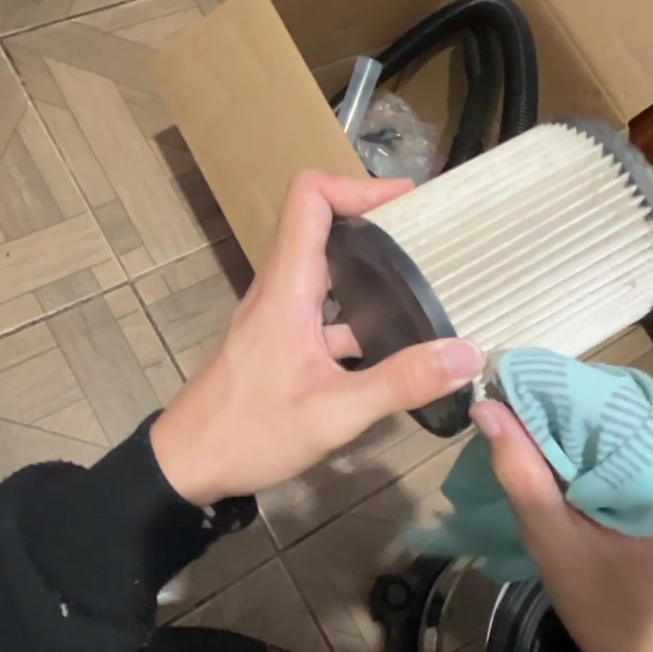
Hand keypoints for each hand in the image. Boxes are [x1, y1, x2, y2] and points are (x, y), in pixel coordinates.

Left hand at [150, 171, 484, 504]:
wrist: (185, 465)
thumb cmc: (250, 431)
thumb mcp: (334, 413)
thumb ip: (400, 382)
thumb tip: (467, 354)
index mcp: (288, 286)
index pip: (310, 198)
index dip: (357, 186)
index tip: (409, 204)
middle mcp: (281, 289)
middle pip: (322, 226)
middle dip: (376, 222)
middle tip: (430, 240)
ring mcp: (278, 316)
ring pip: (326, 270)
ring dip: (370, 268)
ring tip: (423, 283)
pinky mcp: (279, 342)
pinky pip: (324, 310)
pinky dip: (359, 312)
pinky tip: (393, 344)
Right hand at [471, 400, 652, 651]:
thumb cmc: (606, 611)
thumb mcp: (553, 542)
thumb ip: (520, 471)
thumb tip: (484, 405)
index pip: (618, 409)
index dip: (558, 396)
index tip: (508, 394)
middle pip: (630, 411)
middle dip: (570, 411)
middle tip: (515, 416)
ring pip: (636, 421)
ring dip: (586, 426)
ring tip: (536, 434)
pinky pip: (648, 441)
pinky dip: (608, 443)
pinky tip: (572, 455)